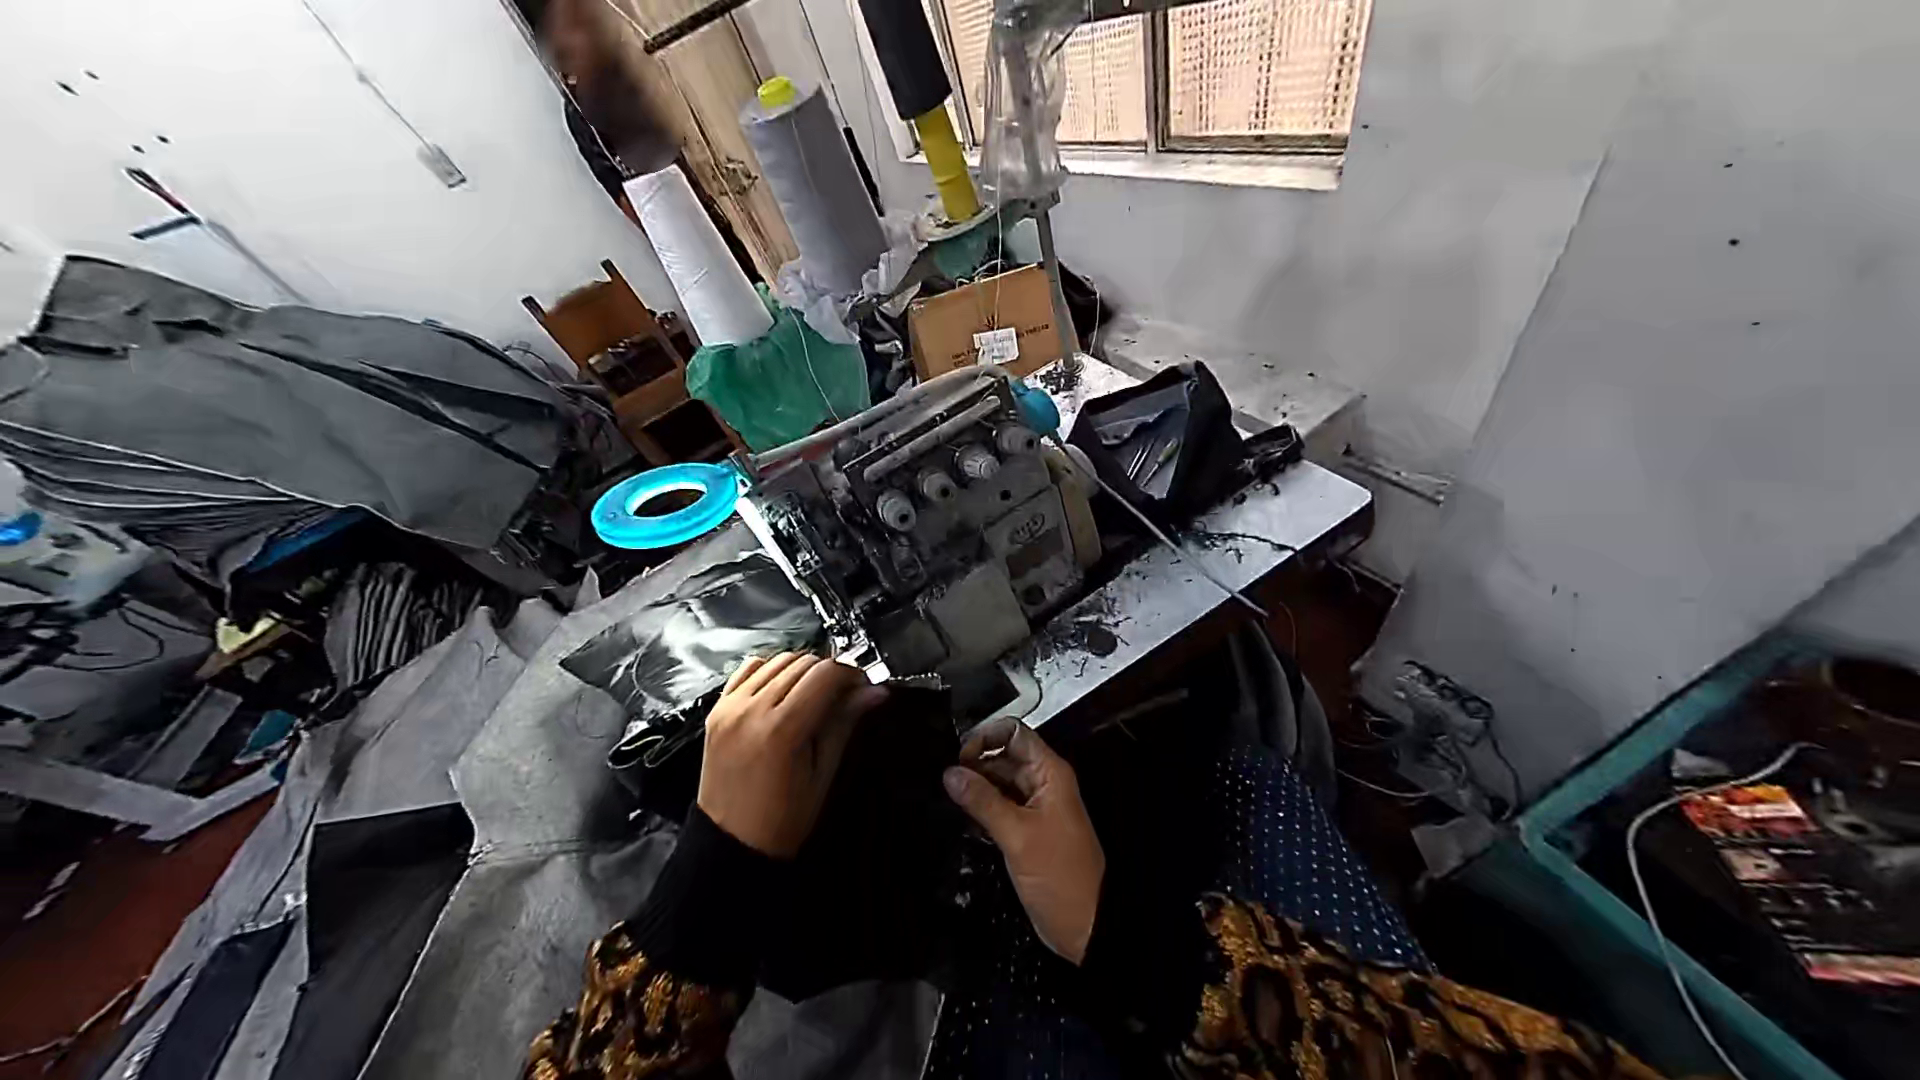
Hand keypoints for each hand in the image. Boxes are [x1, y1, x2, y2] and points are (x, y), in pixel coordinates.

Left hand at [698, 652, 887, 857]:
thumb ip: (845, 722)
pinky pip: (749, 668)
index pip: (825, 674)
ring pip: (779, 660)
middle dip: (830, 672)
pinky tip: (783, 690)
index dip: (851, 673)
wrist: (730, 843)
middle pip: (803, 662)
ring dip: (802, 669)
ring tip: (814, 695)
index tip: (862, 685)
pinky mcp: (717, 709)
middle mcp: (751, 711)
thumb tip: (875, 692)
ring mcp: (730, 707)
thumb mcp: (823, 773)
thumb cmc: (782, 819)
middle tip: (844, 693)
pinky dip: (771, 670)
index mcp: (781, 731)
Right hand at [943, 718, 1104, 963]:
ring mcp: (1034, 806)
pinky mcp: (1025, 828)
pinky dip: (981, 806)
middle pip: (1003, 756)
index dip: (986, 738)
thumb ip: (982, 801)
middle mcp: (1042, 783)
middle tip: (950, 781)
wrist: (1084, 926)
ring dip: (976, 786)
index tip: (960, 756)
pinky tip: (964, 816)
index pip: (1014, 734)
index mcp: (1049, 773)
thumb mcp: (1017, 836)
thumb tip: (951, 773)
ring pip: (998, 781)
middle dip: (975, 764)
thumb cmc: (1062, 878)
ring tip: (952, 799)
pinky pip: (999, 804)